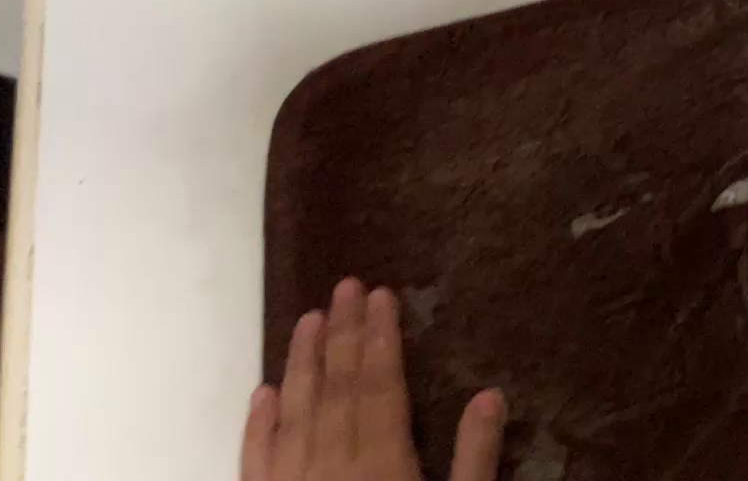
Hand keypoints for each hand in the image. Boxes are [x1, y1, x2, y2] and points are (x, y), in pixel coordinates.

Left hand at [243, 278, 505, 480]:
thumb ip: (475, 459)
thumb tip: (491, 393)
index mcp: (380, 469)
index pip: (378, 387)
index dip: (380, 338)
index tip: (380, 294)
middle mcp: (330, 473)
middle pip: (336, 391)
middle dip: (342, 335)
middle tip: (344, 285)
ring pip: (294, 418)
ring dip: (300, 366)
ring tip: (305, 319)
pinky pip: (256, 467)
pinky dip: (257, 428)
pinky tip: (261, 395)